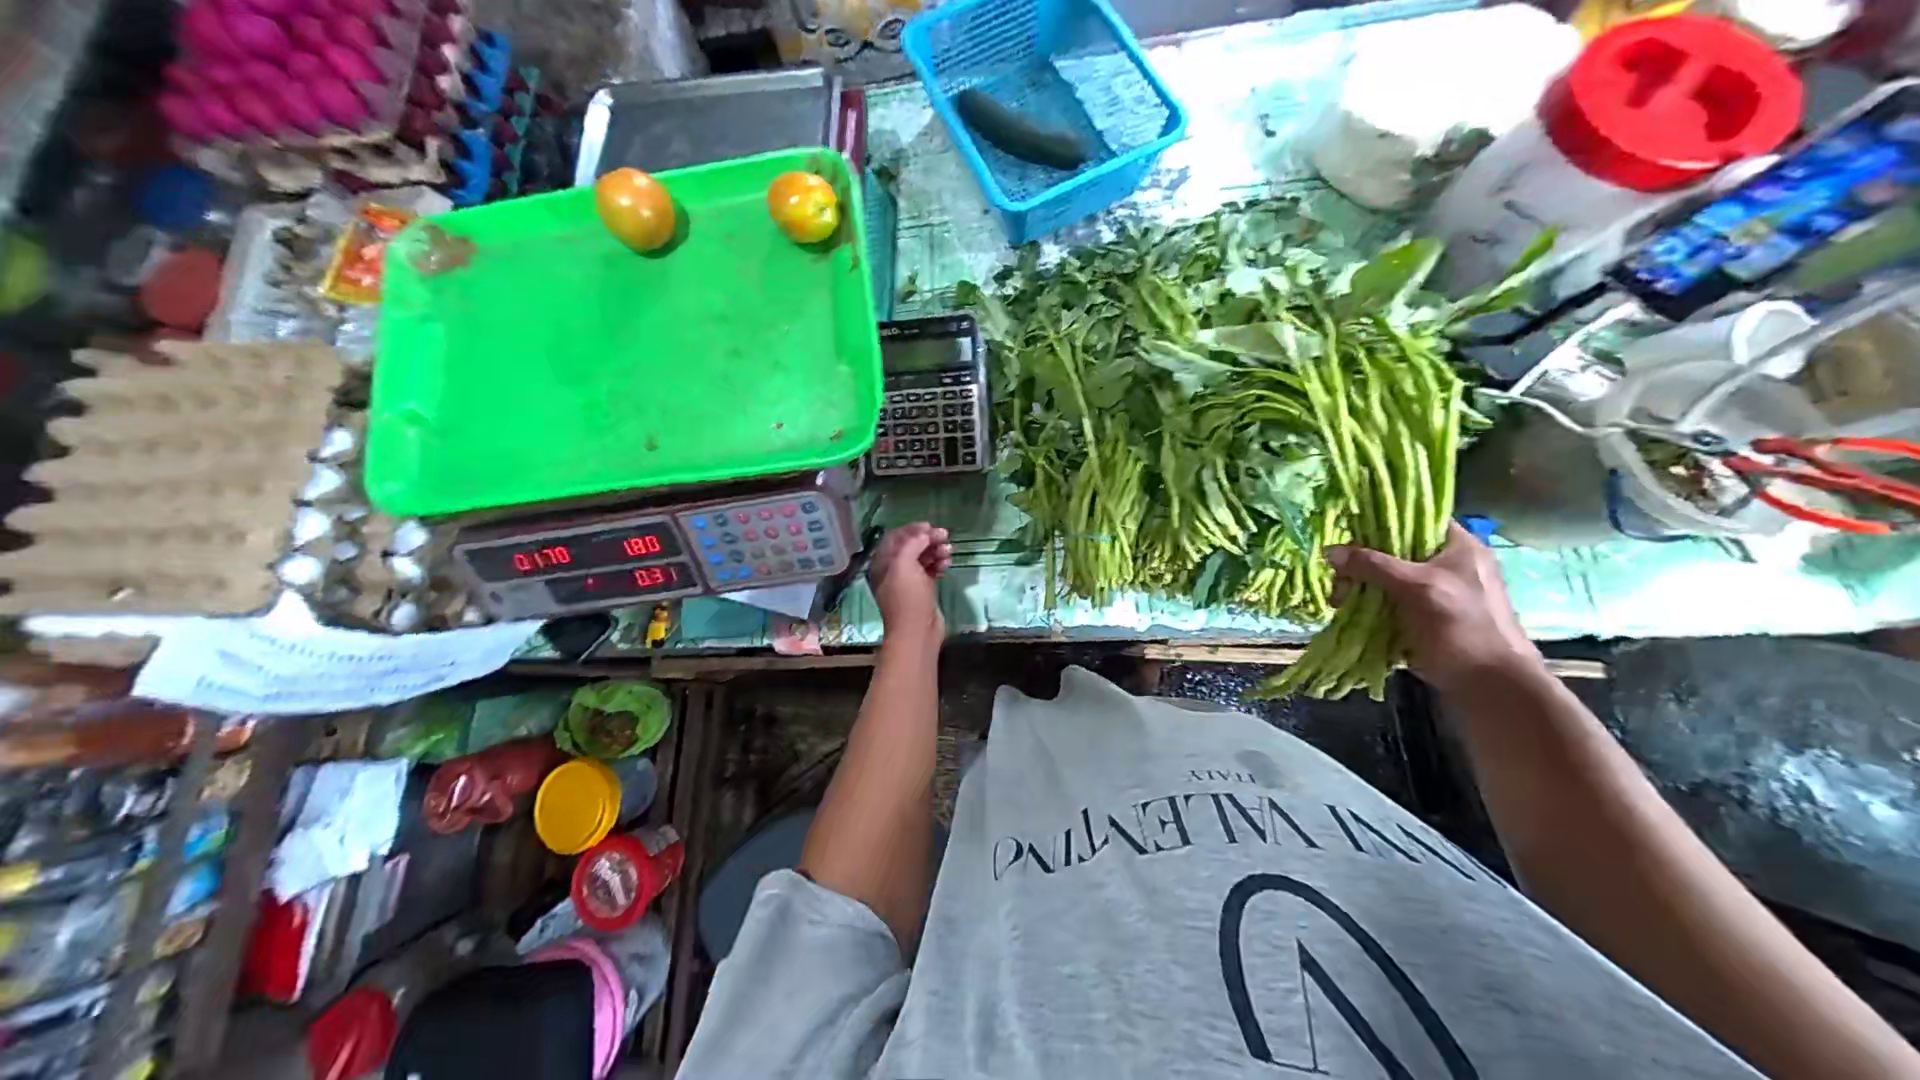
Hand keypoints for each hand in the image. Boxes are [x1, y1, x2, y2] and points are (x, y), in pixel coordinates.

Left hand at [868, 522, 951, 649]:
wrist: (917, 632)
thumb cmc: (907, 597)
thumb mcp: (904, 565)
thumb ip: (912, 543)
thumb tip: (925, 534)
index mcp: (883, 563)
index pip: (895, 538)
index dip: (912, 529)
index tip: (930, 526)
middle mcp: (894, 570)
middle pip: (911, 546)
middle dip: (927, 539)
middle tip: (945, 536)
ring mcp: (909, 581)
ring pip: (923, 558)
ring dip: (936, 551)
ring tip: (949, 551)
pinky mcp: (923, 590)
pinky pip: (930, 570)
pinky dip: (939, 564)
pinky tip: (947, 564)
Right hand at [1327, 521, 1542, 694]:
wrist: (1489, 686)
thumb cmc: (1462, 626)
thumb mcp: (1416, 587)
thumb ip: (1373, 565)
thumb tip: (1330, 551)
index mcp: (1459, 546)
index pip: (1416, 517)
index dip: (1382, 519)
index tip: (1347, 528)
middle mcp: (1447, 564)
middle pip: (1394, 550)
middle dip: (1361, 560)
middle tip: (1337, 572)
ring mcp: (1435, 592)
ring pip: (1387, 577)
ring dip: (1360, 585)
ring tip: (1337, 597)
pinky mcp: (1423, 617)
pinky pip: (1387, 601)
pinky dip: (1367, 603)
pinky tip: (1346, 609)